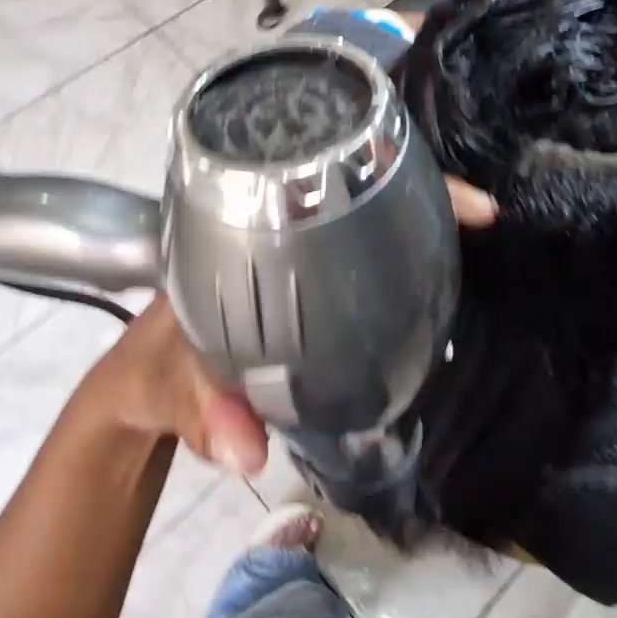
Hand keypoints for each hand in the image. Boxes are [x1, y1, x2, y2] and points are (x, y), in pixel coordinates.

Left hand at [68, 175, 497, 472]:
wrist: (139, 391)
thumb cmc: (147, 372)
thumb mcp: (164, 387)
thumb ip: (199, 411)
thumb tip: (250, 450)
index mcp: (234, 227)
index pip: (312, 172)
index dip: (376, 167)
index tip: (438, 186)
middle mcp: (272, 231)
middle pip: (356, 186)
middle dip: (418, 190)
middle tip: (477, 212)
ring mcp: (295, 256)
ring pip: (366, 221)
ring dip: (418, 222)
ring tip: (472, 232)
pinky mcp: (309, 289)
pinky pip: (363, 265)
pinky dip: (400, 268)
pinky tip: (434, 284)